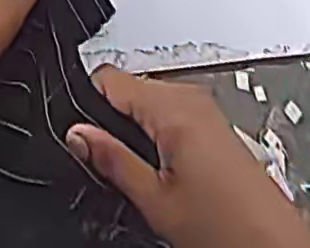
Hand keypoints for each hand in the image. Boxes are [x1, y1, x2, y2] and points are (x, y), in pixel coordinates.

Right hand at [66, 68, 309, 247]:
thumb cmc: (232, 233)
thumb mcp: (157, 202)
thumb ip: (112, 160)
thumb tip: (77, 133)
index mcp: (173, 106)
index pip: (107, 78)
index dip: (86, 104)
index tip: (81, 132)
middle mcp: (190, 97)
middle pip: (128, 88)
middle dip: (111, 118)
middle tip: (107, 161)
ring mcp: (204, 109)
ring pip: (147, 100)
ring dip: (134, 127)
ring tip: (137, 170)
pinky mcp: (213, 124)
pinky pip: (169, 111)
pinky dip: (156, 132)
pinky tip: (161, 168)